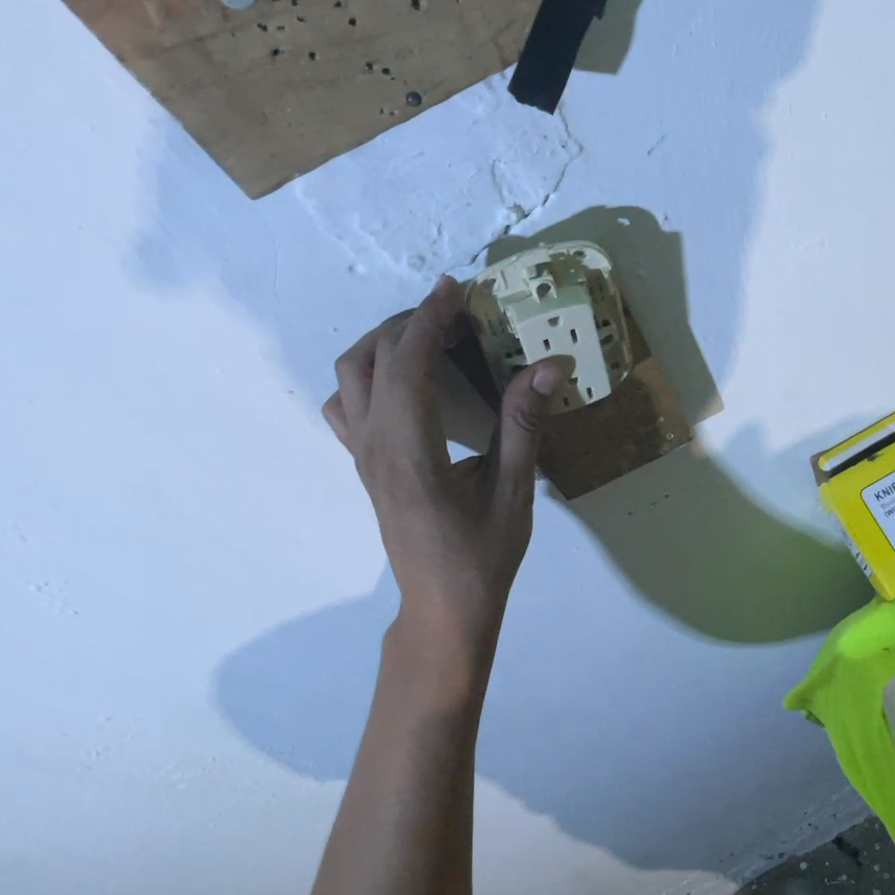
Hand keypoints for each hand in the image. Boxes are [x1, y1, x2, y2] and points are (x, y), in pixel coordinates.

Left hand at [322, 275, 573, 657]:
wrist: (442, 607)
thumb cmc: (483, 556)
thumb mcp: (514, 493)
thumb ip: (524, 426)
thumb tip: (547, 365)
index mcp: (410, 453)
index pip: (406, 365)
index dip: (429, 318)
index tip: (456, 287)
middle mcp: (373, 448)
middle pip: (369, 359)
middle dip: (410, 322)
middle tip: (458, 313)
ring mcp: (361, 457)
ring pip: (348, 377)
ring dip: (384, 344)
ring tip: (431, 338)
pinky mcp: (363, 465)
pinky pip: (347, 404)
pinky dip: (370, 375)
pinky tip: (409, 382)